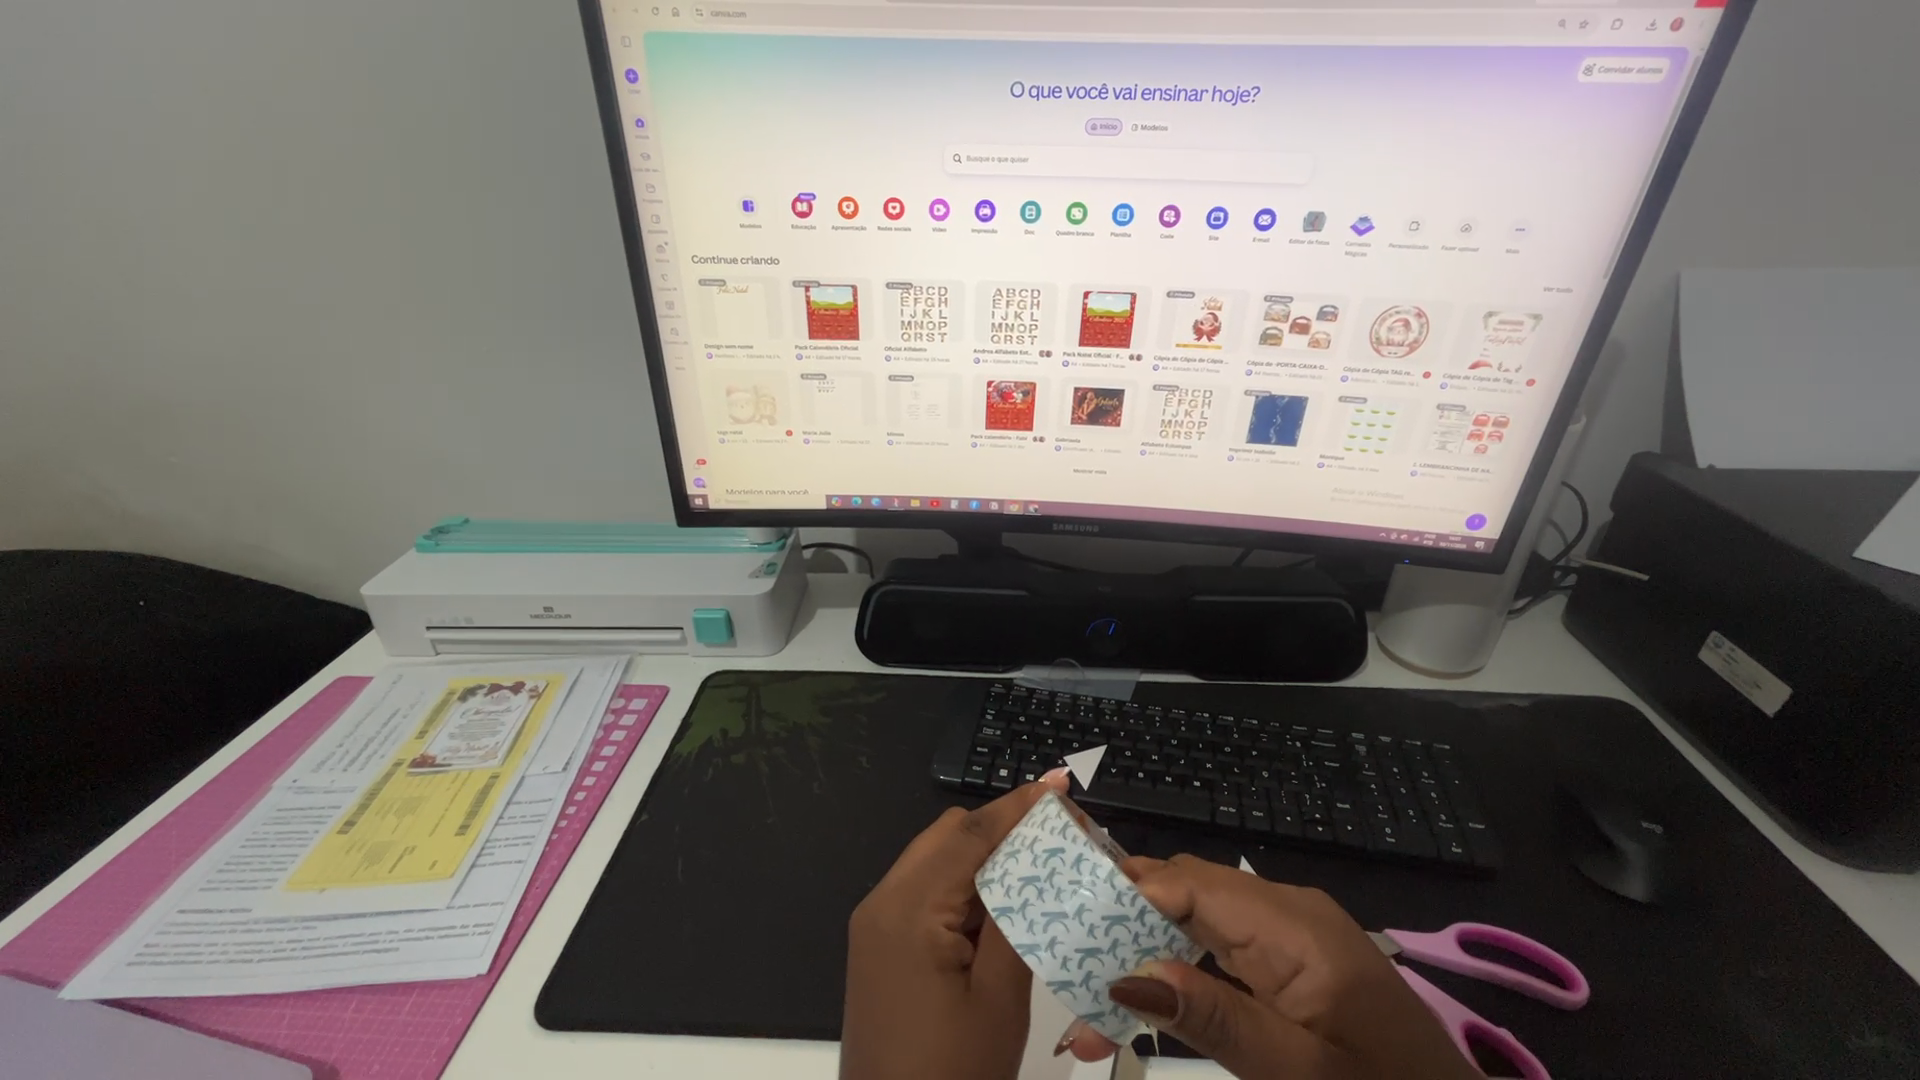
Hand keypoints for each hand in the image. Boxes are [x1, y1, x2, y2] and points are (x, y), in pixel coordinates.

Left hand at [841, 771, 1069, 1079]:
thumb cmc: (951, 1076)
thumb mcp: (997, 999)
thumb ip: (1013, 918)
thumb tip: (1033, 859)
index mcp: (907, 910)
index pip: (967, 835)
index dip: (1015, 806)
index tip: (1059, 784)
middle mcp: (882, 903)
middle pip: (947, 837)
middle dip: (1001, 826)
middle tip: (1057, 830)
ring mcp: (875, 925)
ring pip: (936, 861)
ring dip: (984, 854)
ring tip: (1039, 859)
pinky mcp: (879, 946)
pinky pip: (926, 892)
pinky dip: (965, 885)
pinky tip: (1003, 898)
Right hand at [1065, 855, 1478, 1079]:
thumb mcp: (1299, 1074)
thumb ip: (1215, 1020)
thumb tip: (1126, 973)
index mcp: (1291, 924)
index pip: (1187, 881)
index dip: (1123, 890)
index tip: (1063, 914)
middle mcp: (1285, 909)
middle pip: (1185, 891)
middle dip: (1122, 921)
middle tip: (1064, 961)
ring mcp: (1289, 932)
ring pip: (1195, 917)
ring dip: (1143, 948)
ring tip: (1091, 995)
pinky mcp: (1290, 958)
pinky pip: (1220, 946)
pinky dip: (1178, 968)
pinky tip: (1146, 998)